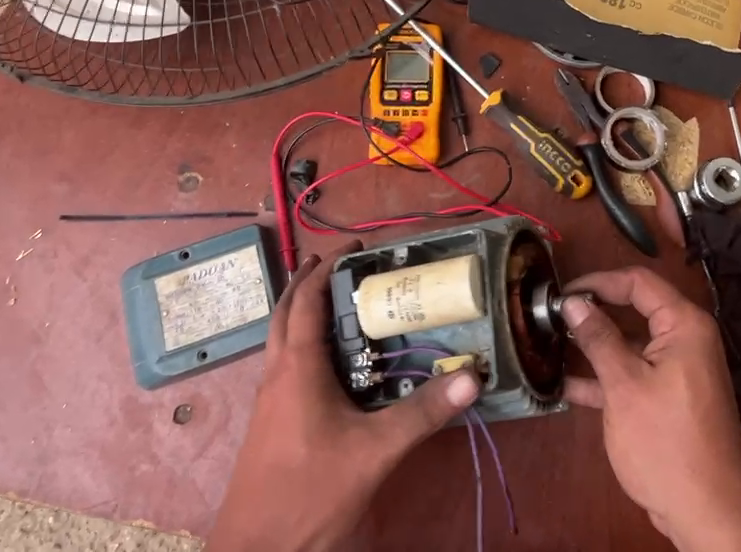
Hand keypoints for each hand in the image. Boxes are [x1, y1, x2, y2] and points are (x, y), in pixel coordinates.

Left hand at [208, 248, 480, 551]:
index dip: (328, 268)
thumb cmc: (309, 491)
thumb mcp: (373, 452)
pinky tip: (332, 366)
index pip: (308, 301)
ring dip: (303, 312)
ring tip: (340, 303)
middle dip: (309, 281)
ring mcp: (269, 401)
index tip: (356, 248)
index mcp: (297, 368)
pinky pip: (285, 365)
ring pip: (281, 339)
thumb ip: (421, 413)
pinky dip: (304, 344)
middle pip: (285, 312)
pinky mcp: (271, 423)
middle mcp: (277, 375)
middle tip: (342, 264)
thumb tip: (471, 376)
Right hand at [562, 267, 740, 551]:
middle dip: (594, 312)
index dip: (598, 281)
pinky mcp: (670, 397)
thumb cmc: (666, 442)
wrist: (708, 512)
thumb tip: (572, 301)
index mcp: (684, 324)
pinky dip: (606, 377)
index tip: (562, 292)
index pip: (638, 282)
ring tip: (551, 346)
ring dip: (595, 347)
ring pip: (631, 344)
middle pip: (635, 310)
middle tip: (553, 316)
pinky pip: (635, 373)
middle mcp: (686, 339)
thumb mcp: (624, 386)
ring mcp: (678, 369)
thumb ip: (598, 339)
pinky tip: (567, 386)